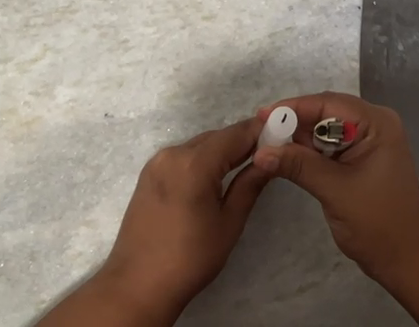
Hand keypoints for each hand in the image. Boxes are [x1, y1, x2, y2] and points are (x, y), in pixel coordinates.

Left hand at [77, 115, 272, 322]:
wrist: (136, 287)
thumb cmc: (189, 259)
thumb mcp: (229, 223)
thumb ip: (250, 184)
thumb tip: (271, 158)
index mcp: (194, 163)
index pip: (236, 133)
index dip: (261, 130)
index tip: (282, 133)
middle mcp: (173, 153)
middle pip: (217, 137)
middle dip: (241, 143)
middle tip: (265, 156)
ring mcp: (157, 162)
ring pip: (200, 145)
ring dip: (221, 151)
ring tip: (241, 169)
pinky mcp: (148, 174)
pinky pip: (183, 156)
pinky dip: (201, 160)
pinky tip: (212, 179)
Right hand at [251, 92, 418, 283]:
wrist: (405, 259)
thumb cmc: (376, 223)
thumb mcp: (334, 191)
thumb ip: (299, 166)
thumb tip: (261, 152)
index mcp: (377, 123)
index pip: (329, 104)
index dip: (294, 107)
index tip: (262, 115)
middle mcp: (375, 124)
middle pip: (327, 113)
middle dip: (294, 121)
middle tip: (261, 130)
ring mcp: (370, 141)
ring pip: (327, 129)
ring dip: (300, 137)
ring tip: (267, 142)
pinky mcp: (362, 157)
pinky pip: (332, 145)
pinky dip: (310, 151)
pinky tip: (287, 156)